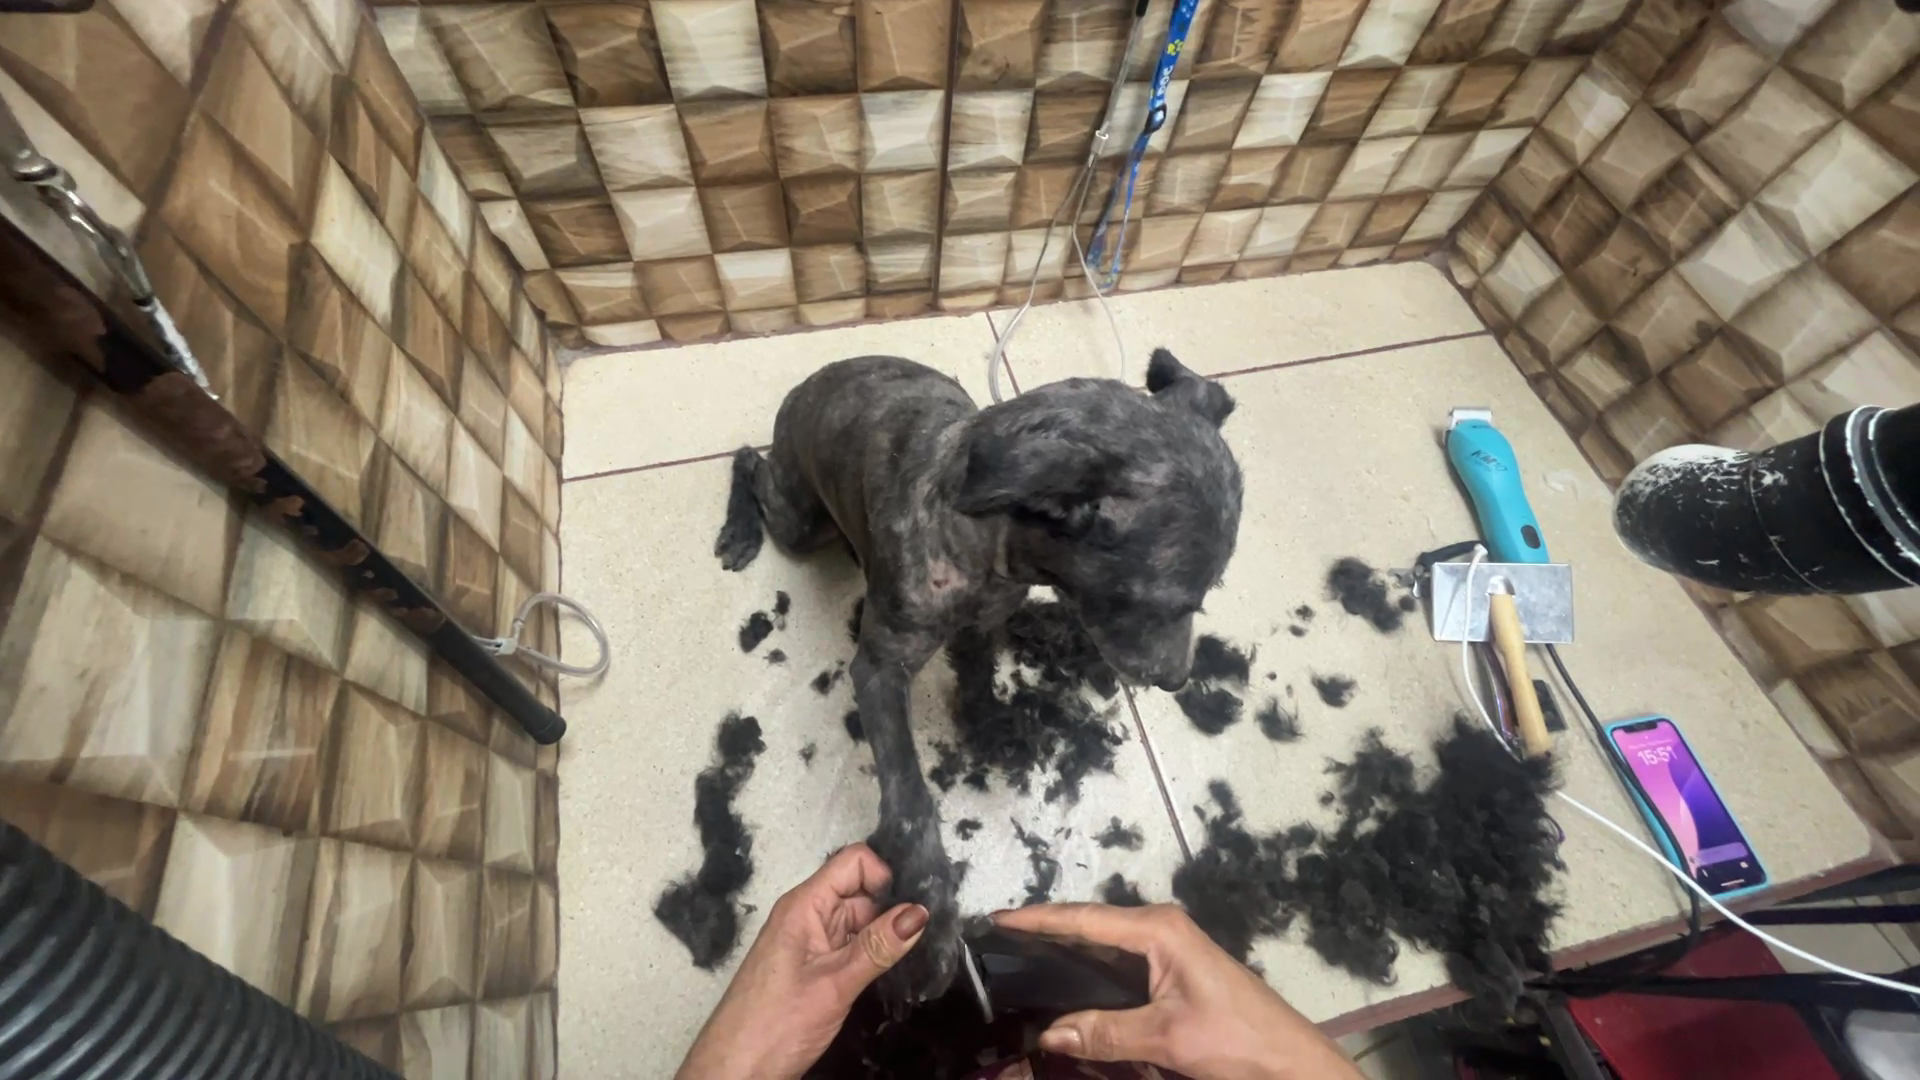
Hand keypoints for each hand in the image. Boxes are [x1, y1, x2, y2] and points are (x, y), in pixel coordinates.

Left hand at [676, 845, 928, 1079]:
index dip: (883, 876)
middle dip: (888, 908)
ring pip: (856, 919)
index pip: (854, 861)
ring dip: (879, 934)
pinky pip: (848, 943)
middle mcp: (807, 913)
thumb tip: (920, 911)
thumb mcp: (834, 985)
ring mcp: (809, 940)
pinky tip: (884, 970)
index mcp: (805, 904)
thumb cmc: (775, 1026)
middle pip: (858, 890)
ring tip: (905, 957)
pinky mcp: (812, 964)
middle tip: (918, 937)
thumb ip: (878, 947)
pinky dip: (868, 953)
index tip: (905, 910)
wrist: (732, 1076)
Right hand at [993, 903, 1362, 1079]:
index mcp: (1157, 928)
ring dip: (1068, 947)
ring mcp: (1167, 944)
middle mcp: (1159, 925)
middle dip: (1048, 928)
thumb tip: (1048, 1035)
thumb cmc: (1236, 1042)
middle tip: (1003, 938)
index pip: (1085, 919)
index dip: (1040, 918)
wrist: (1296, 1065)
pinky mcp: (1172, 966)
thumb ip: (1106, 1033)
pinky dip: (1091, 967)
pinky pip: (1120, 960)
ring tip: (1026, 954)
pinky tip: (1071, 979)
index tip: (999, 917)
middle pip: (1091, 923)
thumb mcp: (1168, 1039)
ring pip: (1105, 942)